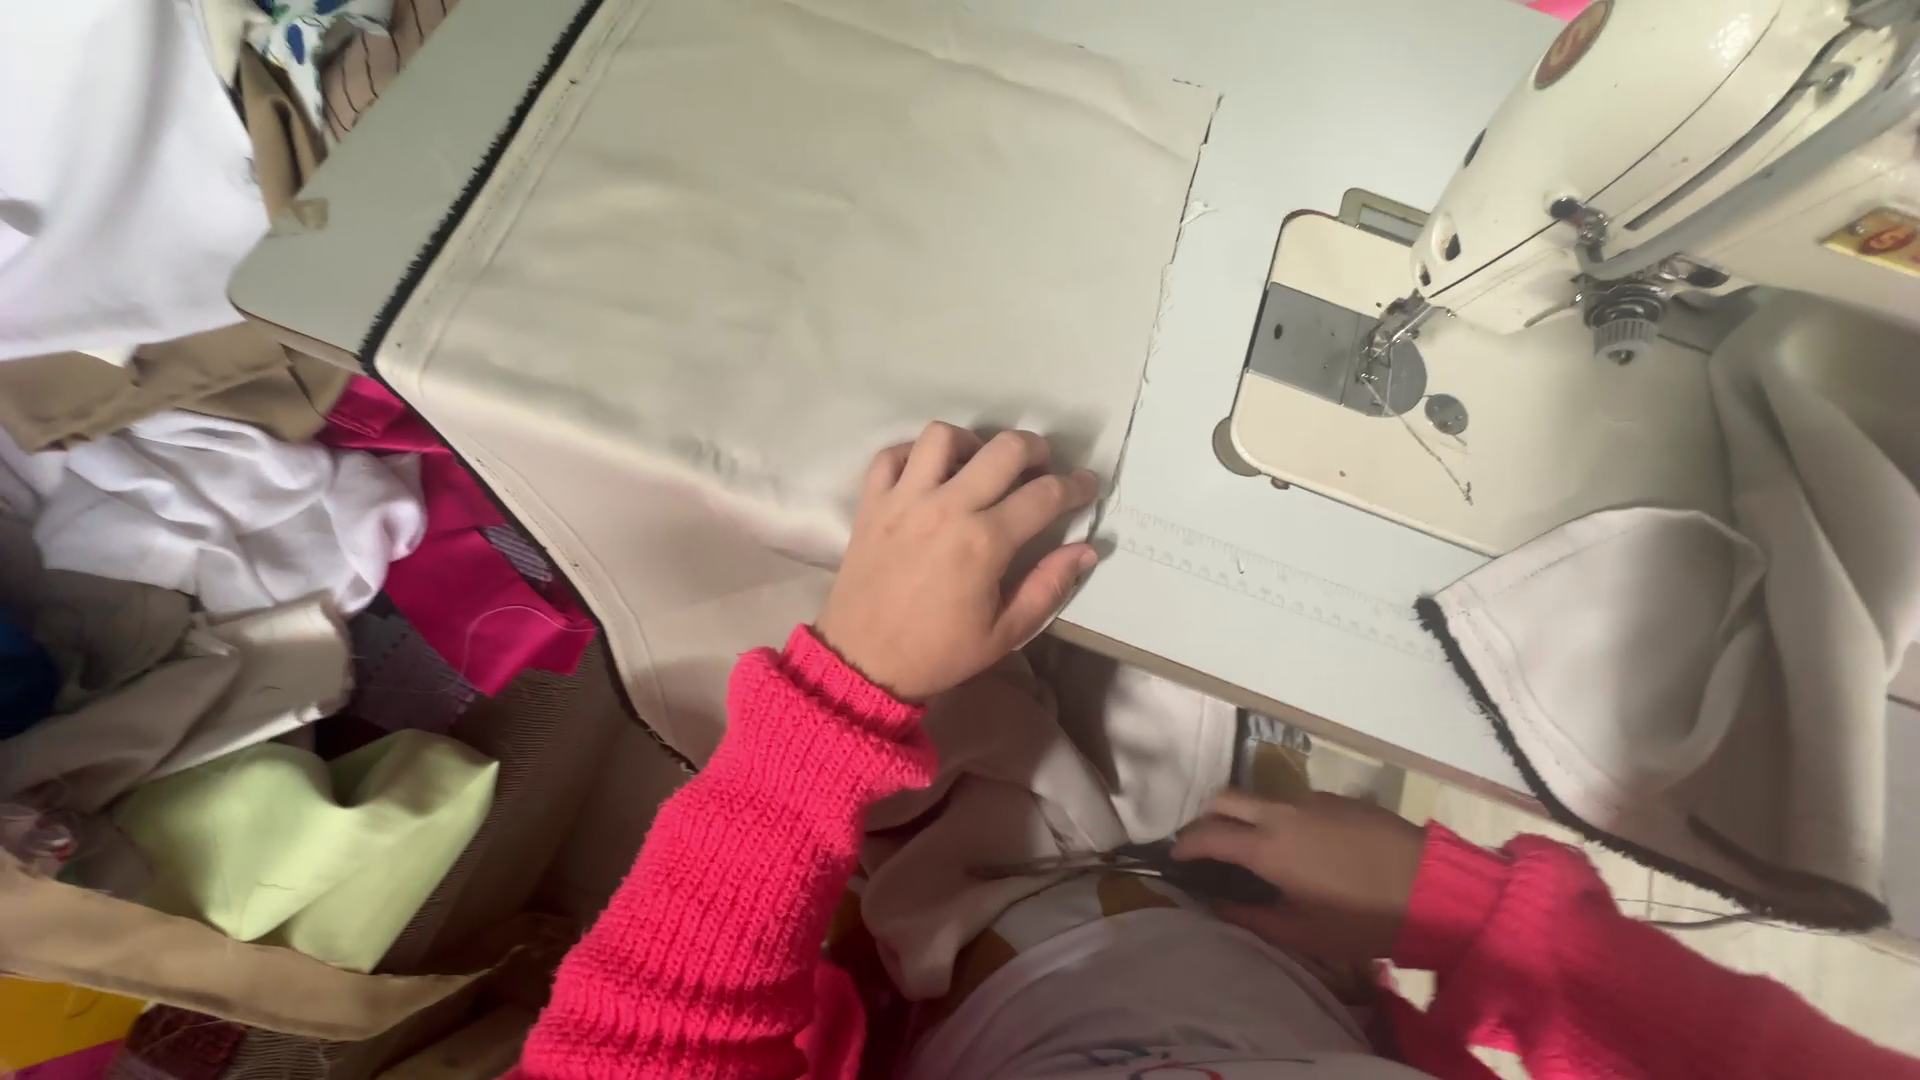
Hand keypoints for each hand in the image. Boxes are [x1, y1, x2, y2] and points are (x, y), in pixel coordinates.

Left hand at [814, 422, 1100, 702]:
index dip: (1076, 485)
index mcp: (985, 542)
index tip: (1087, 485)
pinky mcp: (871, 502)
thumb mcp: (1006, 632)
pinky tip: (929, 474)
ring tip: (980, 464)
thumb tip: (1087, 549)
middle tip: (1042, 466)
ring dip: (971, 442)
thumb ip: (1049, 586)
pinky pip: (892, 455)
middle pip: (1004, 449)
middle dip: (1036, 449)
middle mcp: (947, 507)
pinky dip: (913, 455)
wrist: (863, 662)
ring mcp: (904, 499)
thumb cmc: (939, 652)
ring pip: (943, 436)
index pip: (1045, 495)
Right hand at [1173, 791, 1427, 960]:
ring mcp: (1307, 800)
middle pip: (1223, 799)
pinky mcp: (1335, 798)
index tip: (1175, 858)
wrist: (1434, 887)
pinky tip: (1301, 844)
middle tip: (1205, 843)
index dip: (1185, 846)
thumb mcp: (1305, 932)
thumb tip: (1217, 908)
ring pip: (1258, 798)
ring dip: (1243, 815)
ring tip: (1252, 844)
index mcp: (1265, 847)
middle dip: (1205, 817)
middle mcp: (1278, 813)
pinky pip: (1292, 802)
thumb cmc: (1363, 918)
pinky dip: (1279, 817)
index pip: (1206, 835)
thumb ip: (1254, 919)